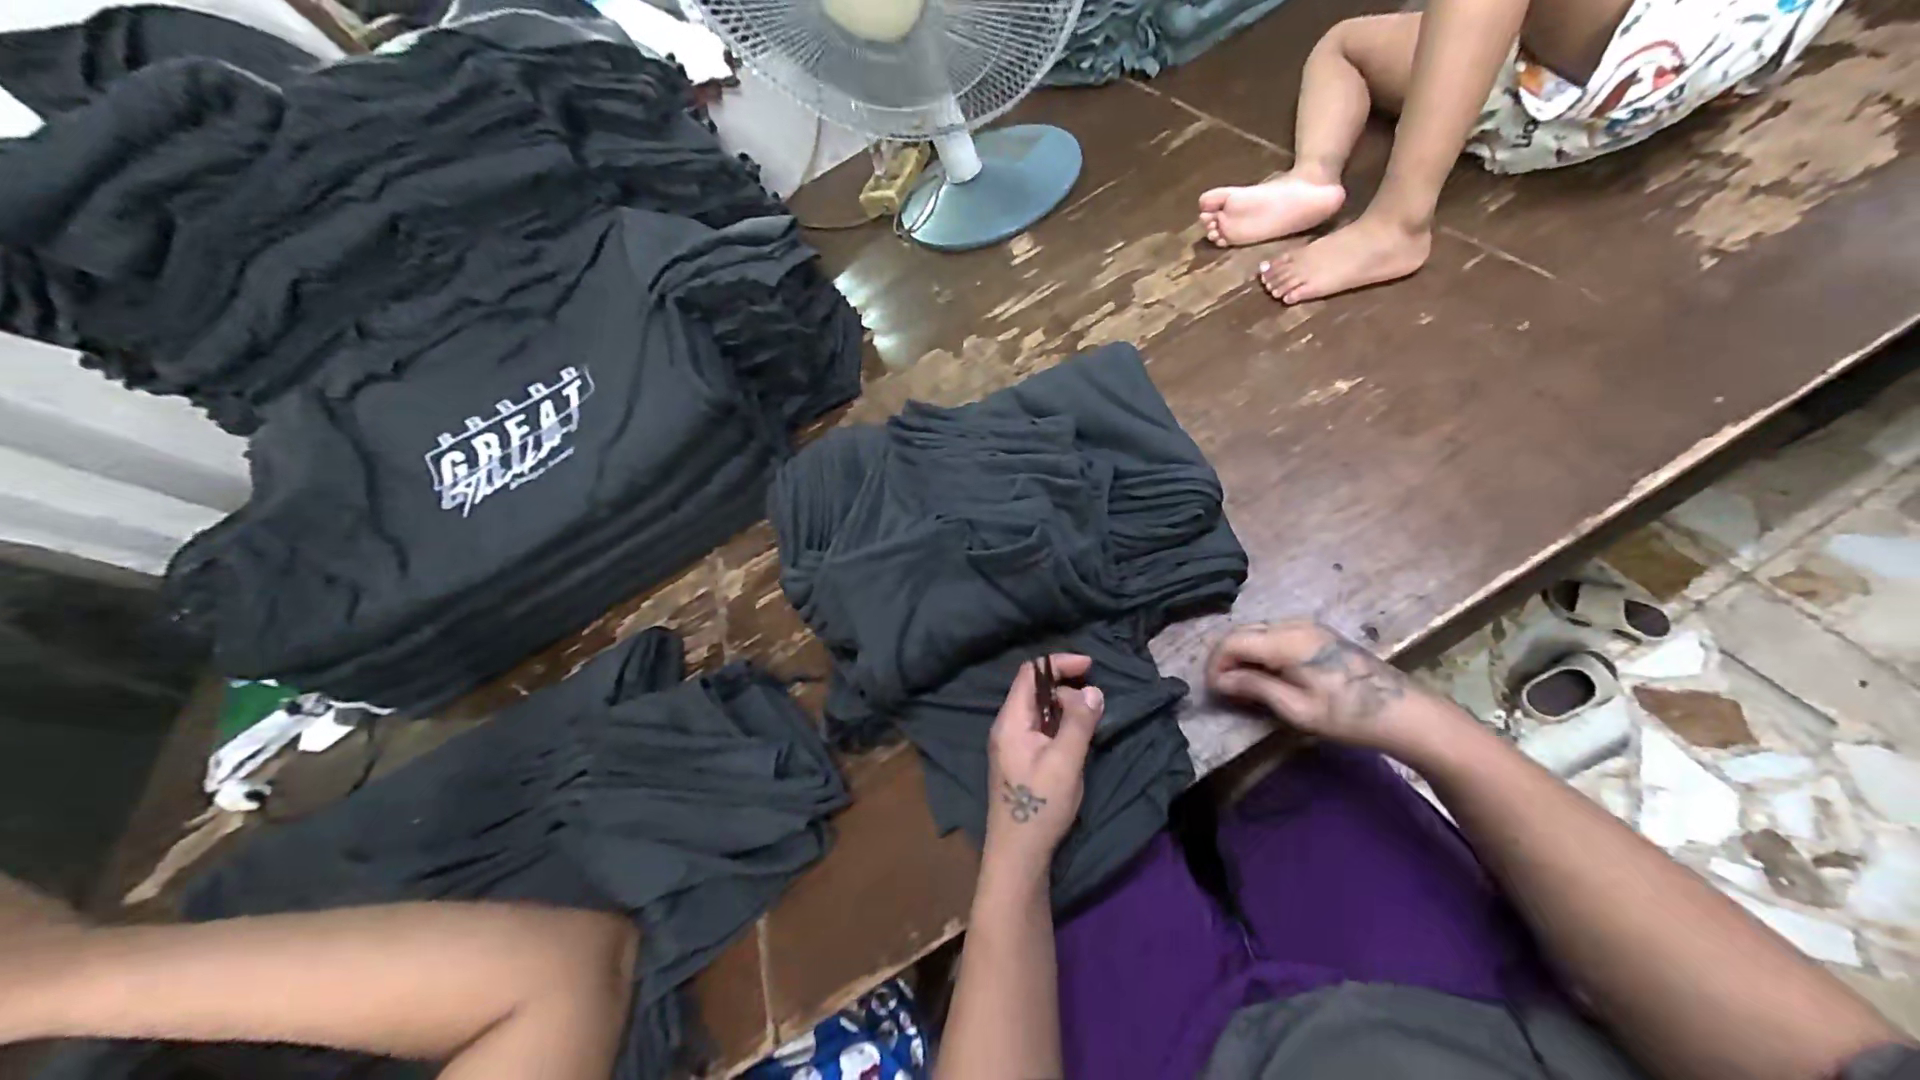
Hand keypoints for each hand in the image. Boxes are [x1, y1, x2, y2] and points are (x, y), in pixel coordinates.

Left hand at [984, 654, 1103, 875]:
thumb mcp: (1065, 761)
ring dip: (1066, 708)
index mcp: (1011, 720)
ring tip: (1089, 724)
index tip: (1090, 667)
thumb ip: (1079, 723)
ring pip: (1040, 711)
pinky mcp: (1020, 759)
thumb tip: (1093, 690)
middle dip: (1067, 689)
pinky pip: (1041, 728)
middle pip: (1035, 690)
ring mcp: (1012, 744)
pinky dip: (1060, 725)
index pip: (1031, 673)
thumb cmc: (1040, 804)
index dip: (1059, 664)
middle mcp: (1007, 726)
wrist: (1018, 852)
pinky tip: (1077, 740)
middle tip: (1094, 707)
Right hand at [1206, 620, 1443, 752]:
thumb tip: (1220, 680)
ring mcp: (1308, 627)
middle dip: (1225, 658)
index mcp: (1287, 640)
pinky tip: (1265, 675)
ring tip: (1242, 685)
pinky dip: (1260, 652)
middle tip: (1223, 689)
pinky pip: (1274, 635)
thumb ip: (1254, 687)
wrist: (1407, 714)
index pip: (1232, 641)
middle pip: (1242, 632)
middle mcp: (1294, 624)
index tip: (1212, 690)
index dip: (1215, 664)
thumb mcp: (1297, 709)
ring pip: (1257, 632)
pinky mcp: (1318, 635)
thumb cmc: (1349, 715)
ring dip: (1242, 655)